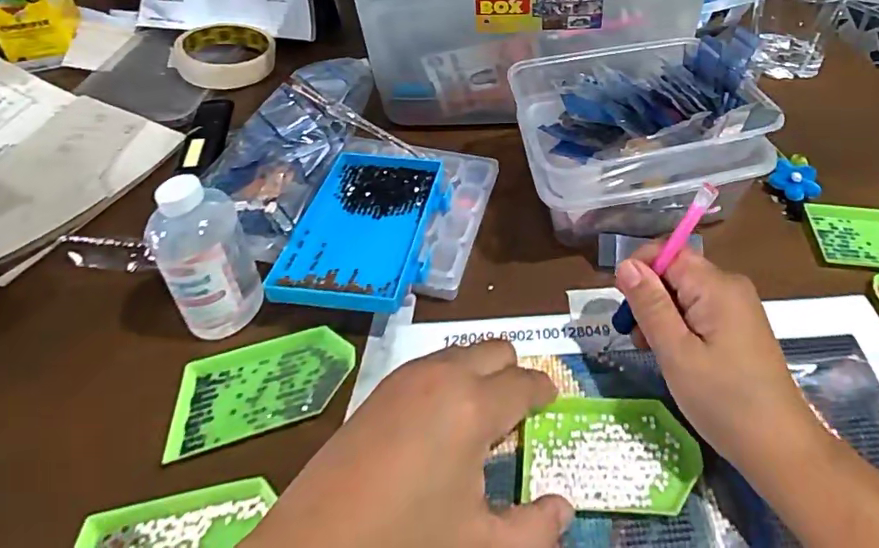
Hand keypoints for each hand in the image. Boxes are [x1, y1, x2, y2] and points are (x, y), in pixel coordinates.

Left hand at [242, 340, 571, 547]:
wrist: (315, 542)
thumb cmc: (406, 540)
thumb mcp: (478, 545)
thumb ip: (533, 529)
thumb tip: (564, 507)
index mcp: (474, 405)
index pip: (525, 382)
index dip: (544, 391)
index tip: (552, 401)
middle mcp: (445, 374)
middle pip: (496, 349)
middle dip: (514, 372)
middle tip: (518, 412)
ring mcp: (409, 375)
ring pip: (462, 351)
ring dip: (480, 372)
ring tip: (480, 417)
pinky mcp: (383, 386)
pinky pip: (433, 363)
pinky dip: (450, 377)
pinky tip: (441, 421)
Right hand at [613, 247, 826, 473]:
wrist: (784, 450)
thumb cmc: (725, 401)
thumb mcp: (676, 353)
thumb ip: (650, 305)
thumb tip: (626, 264)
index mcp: (716, 285)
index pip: (668, 251)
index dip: (640, 268)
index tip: (622, 303)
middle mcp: (730, 286)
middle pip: (677, 272)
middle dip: (650, 296)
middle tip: (635, 337)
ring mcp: (739, 307)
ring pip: (687, 293)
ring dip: (663, 314)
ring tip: (653, 351)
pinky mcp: (742, 328)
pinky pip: (702, 311)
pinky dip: (682, 327)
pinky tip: (676, 357)